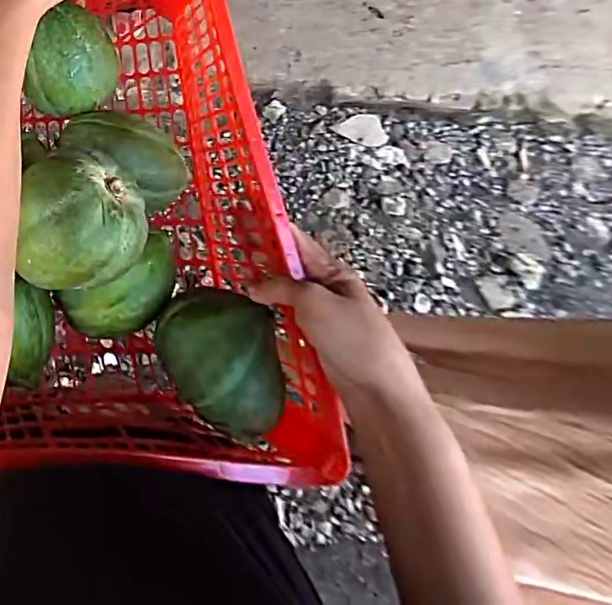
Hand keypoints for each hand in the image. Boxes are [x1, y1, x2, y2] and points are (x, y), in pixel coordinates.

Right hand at [250, 226, 423, 406]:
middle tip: (231, 245)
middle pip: (289, 267)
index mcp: (333, 272)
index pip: (297, 242)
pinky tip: (252, 310)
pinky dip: (270, 312)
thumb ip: (282, 288)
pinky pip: (287, 318)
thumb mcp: (315, 302)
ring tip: (235, 274)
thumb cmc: (354, 340)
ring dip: (264, 285)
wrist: (380, 395)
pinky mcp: (315, 340)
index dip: (271, 228)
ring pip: (286, 294)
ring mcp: (321, 316)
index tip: (245, 216)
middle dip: (263, 255)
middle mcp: (327, 290)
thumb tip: (253, 287)